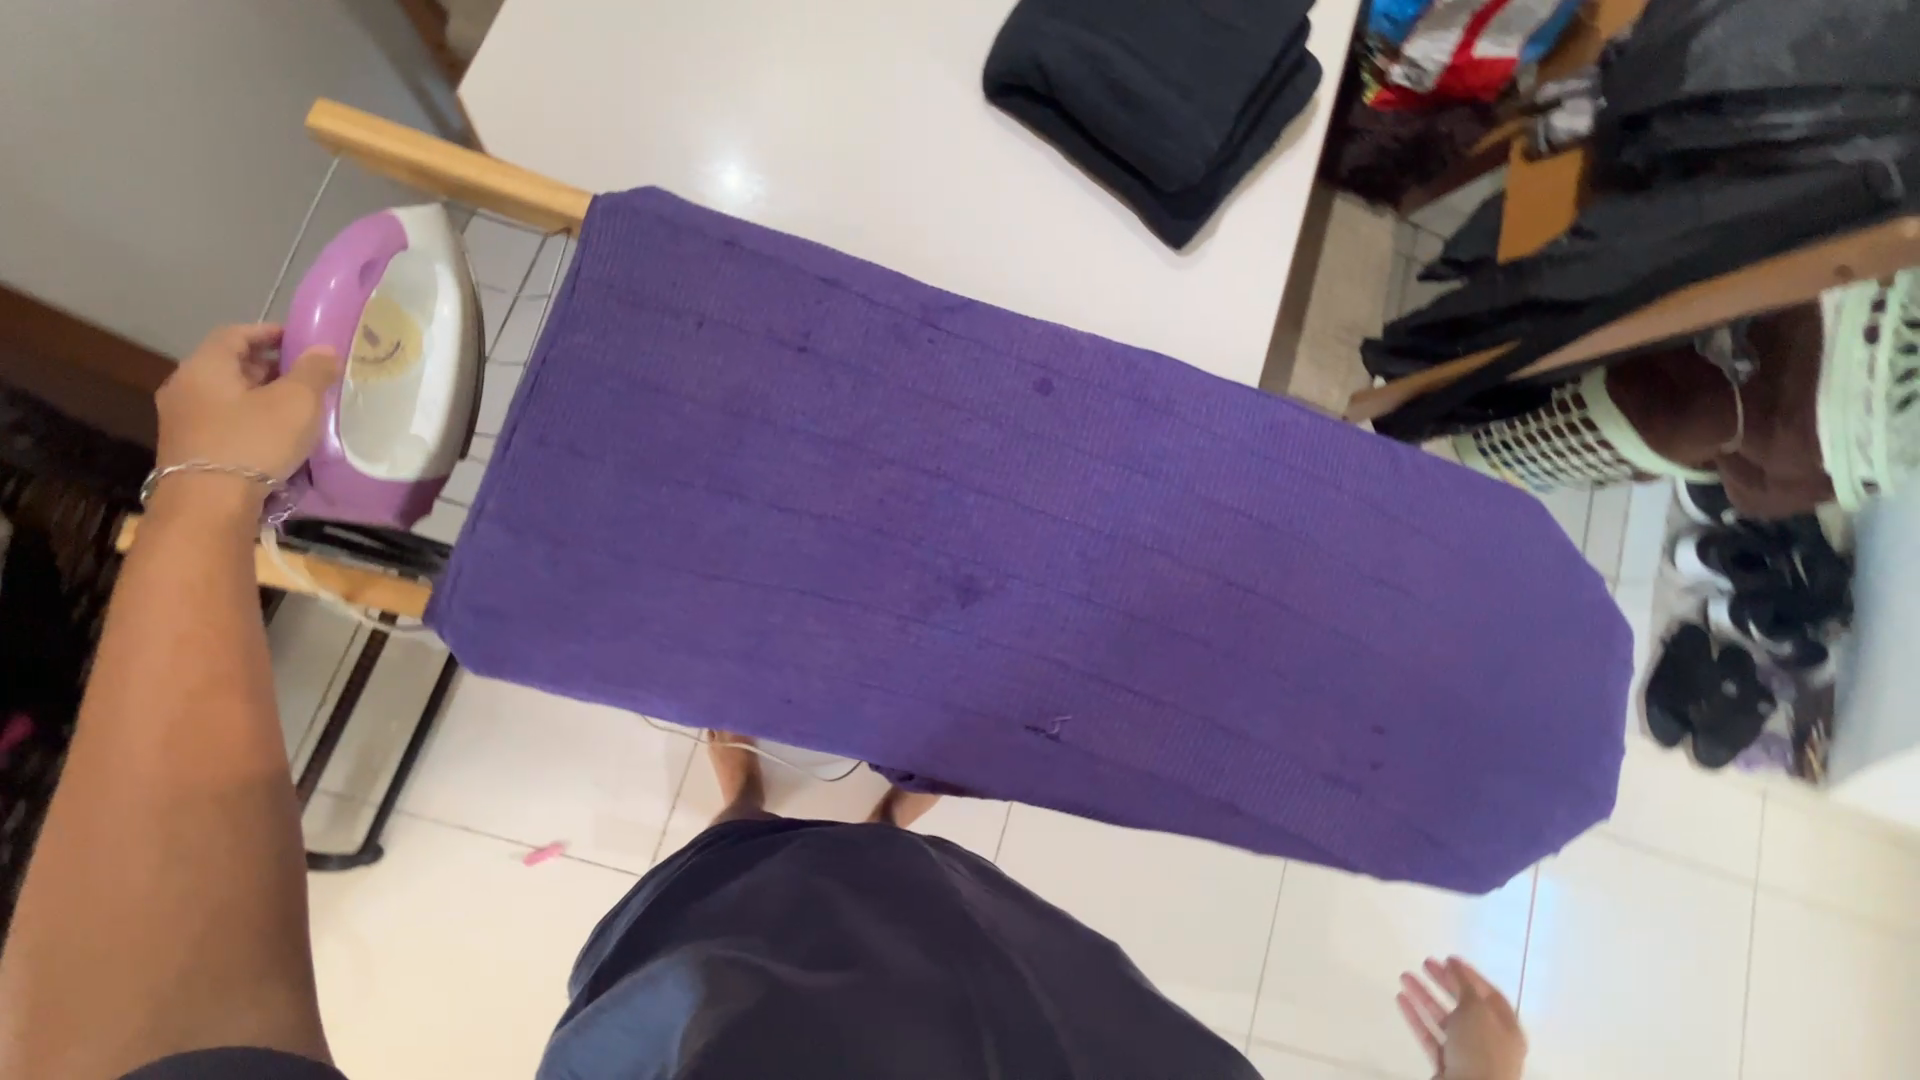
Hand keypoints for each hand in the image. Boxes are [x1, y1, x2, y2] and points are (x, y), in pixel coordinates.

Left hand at [154, 324, 341, 506]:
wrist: (210, 499)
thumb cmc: (255, 440)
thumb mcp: (297, 402)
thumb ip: (313, 371)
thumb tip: (324, 349)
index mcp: (206, 366)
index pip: (235, 334)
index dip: (268, 331)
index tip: (300, 338)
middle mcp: (185, 384)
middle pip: (229, 363)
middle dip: (268, 364)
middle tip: (306, 373)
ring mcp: (182, 416)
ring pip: (227, 391)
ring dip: (260, 391)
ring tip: (297, 404)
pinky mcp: (189, 442)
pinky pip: (224, 415)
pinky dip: (250, 413)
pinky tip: (275, 429)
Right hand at [1398, 956, 1526, 1079]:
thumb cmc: (1482, 1051)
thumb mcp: (1477, 1011)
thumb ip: (1465, 986)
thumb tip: (1456, 965)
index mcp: (1506, 1028)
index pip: (1490, 995)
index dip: (1471, 975)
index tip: (1449, 958)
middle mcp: (1489, 1040)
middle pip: (1465, 1005)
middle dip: (1446, 983)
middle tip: (1426, 963)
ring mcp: (1467, 1054)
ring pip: (1444, 1018)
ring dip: (1425, 996)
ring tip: (1405, 976)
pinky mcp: (1446, 1064)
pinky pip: (1430, 1035)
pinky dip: (1416, 1016)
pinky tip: (1402, 999)